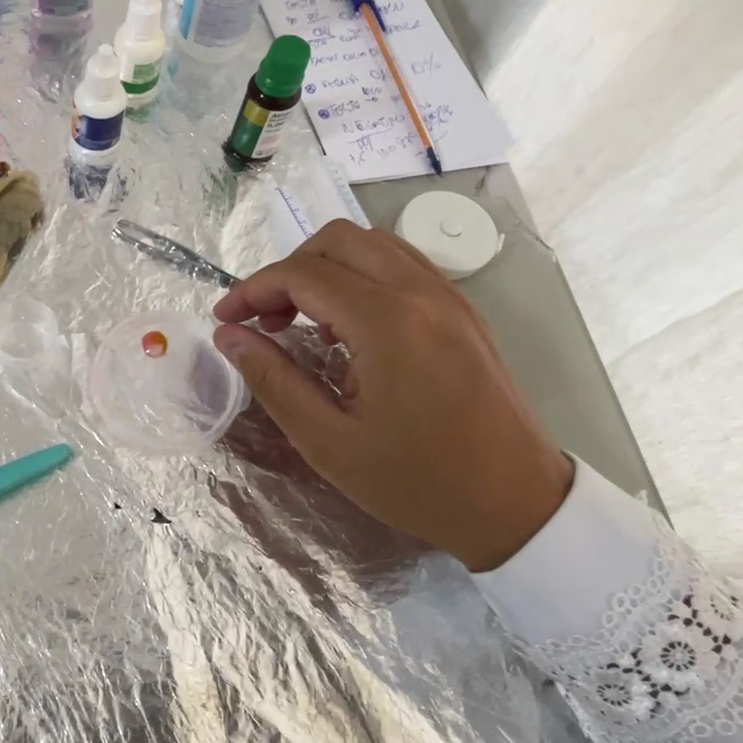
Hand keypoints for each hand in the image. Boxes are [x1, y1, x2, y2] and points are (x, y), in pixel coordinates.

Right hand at [212, 221, 572, 571]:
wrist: (517, 503)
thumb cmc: (418, 481)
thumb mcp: (328, 442)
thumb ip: (273, 379)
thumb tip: (229, 335)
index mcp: (388, 323)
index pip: (302, 274)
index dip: (252, 290)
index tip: (225, 320)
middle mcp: (421, 292)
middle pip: (337, 240)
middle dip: (287, 271)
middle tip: (264, 320)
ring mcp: (449, 296)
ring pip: (371, 244)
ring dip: (324, 268)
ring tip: (300, 321)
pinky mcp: (463, 310)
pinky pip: (400, 264)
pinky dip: (360, 275)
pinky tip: (347, 325)